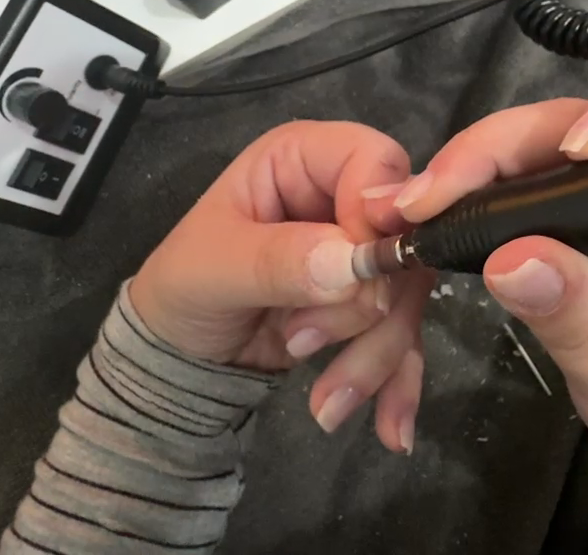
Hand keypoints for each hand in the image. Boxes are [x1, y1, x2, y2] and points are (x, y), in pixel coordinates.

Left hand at [131, 120, 433, 453]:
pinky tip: (391, 428)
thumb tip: (354, 264)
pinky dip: (398, 381)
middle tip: (303, 343)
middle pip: (403, 233)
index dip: (379, 214)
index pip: (373, 161)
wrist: (180, 356)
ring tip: (322, 402)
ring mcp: (360, 249)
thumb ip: (279, 260)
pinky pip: (405, 333)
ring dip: (374, 353)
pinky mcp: (369, 301)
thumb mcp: (214, 268)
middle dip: (368, 306)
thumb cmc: (183, 289)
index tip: (359, 276)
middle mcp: (342, 194)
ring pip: (407, 291)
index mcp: (303, 159)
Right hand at [368, 58, 587, 483]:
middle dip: (502, 144)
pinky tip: (431, 202)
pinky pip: (518, 169)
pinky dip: (472, 181)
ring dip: (475, 159)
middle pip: (581, 117)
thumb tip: (511, 261)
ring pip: (538, 137)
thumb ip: (586, 321)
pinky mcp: (570, 199)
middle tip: (432, 192)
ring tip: (417, 201)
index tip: (577, 151)